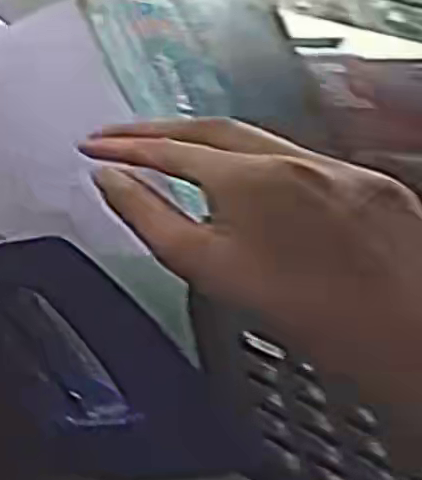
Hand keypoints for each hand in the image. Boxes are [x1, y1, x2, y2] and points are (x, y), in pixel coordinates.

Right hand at [81, 118, 421, 387]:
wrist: (419, 350)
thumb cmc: (305, 310)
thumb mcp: (195, 260)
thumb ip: (140, 210)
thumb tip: (109, 177)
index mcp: (254, 176)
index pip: (166, 148)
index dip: (120, 146)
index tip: (90, 148)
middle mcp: (305, 163)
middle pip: (211, 129)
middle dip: (155, 130)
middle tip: (116, 136)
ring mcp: (350, 175)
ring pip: (257, 140)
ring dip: (202, 141)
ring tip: (166, 149)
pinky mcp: (382, 192)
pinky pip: (300, 159)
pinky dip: (251, 158)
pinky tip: (234, 173)